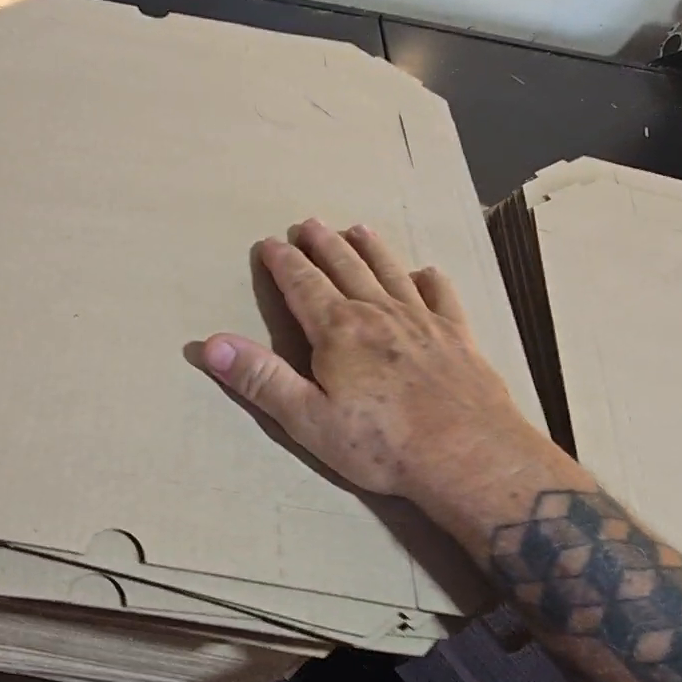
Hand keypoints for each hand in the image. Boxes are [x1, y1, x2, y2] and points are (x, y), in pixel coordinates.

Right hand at [199, 219, 553, 501]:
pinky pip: (442, 297)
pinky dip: (430, 281)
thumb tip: (210, 344)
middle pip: (346, 268)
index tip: (269, 242)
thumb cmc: (381, 443)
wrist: (471, 457)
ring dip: (371, 249)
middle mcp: (379, 314)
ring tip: (358, 229)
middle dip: (323, 244)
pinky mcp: (458, 339)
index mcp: (338, 330)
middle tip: (309, 224)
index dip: (283, 262)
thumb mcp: (306, 418)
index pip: (303, 284)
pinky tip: (426, 273)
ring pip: (391, 273)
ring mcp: (423, 323)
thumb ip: (260, 378)